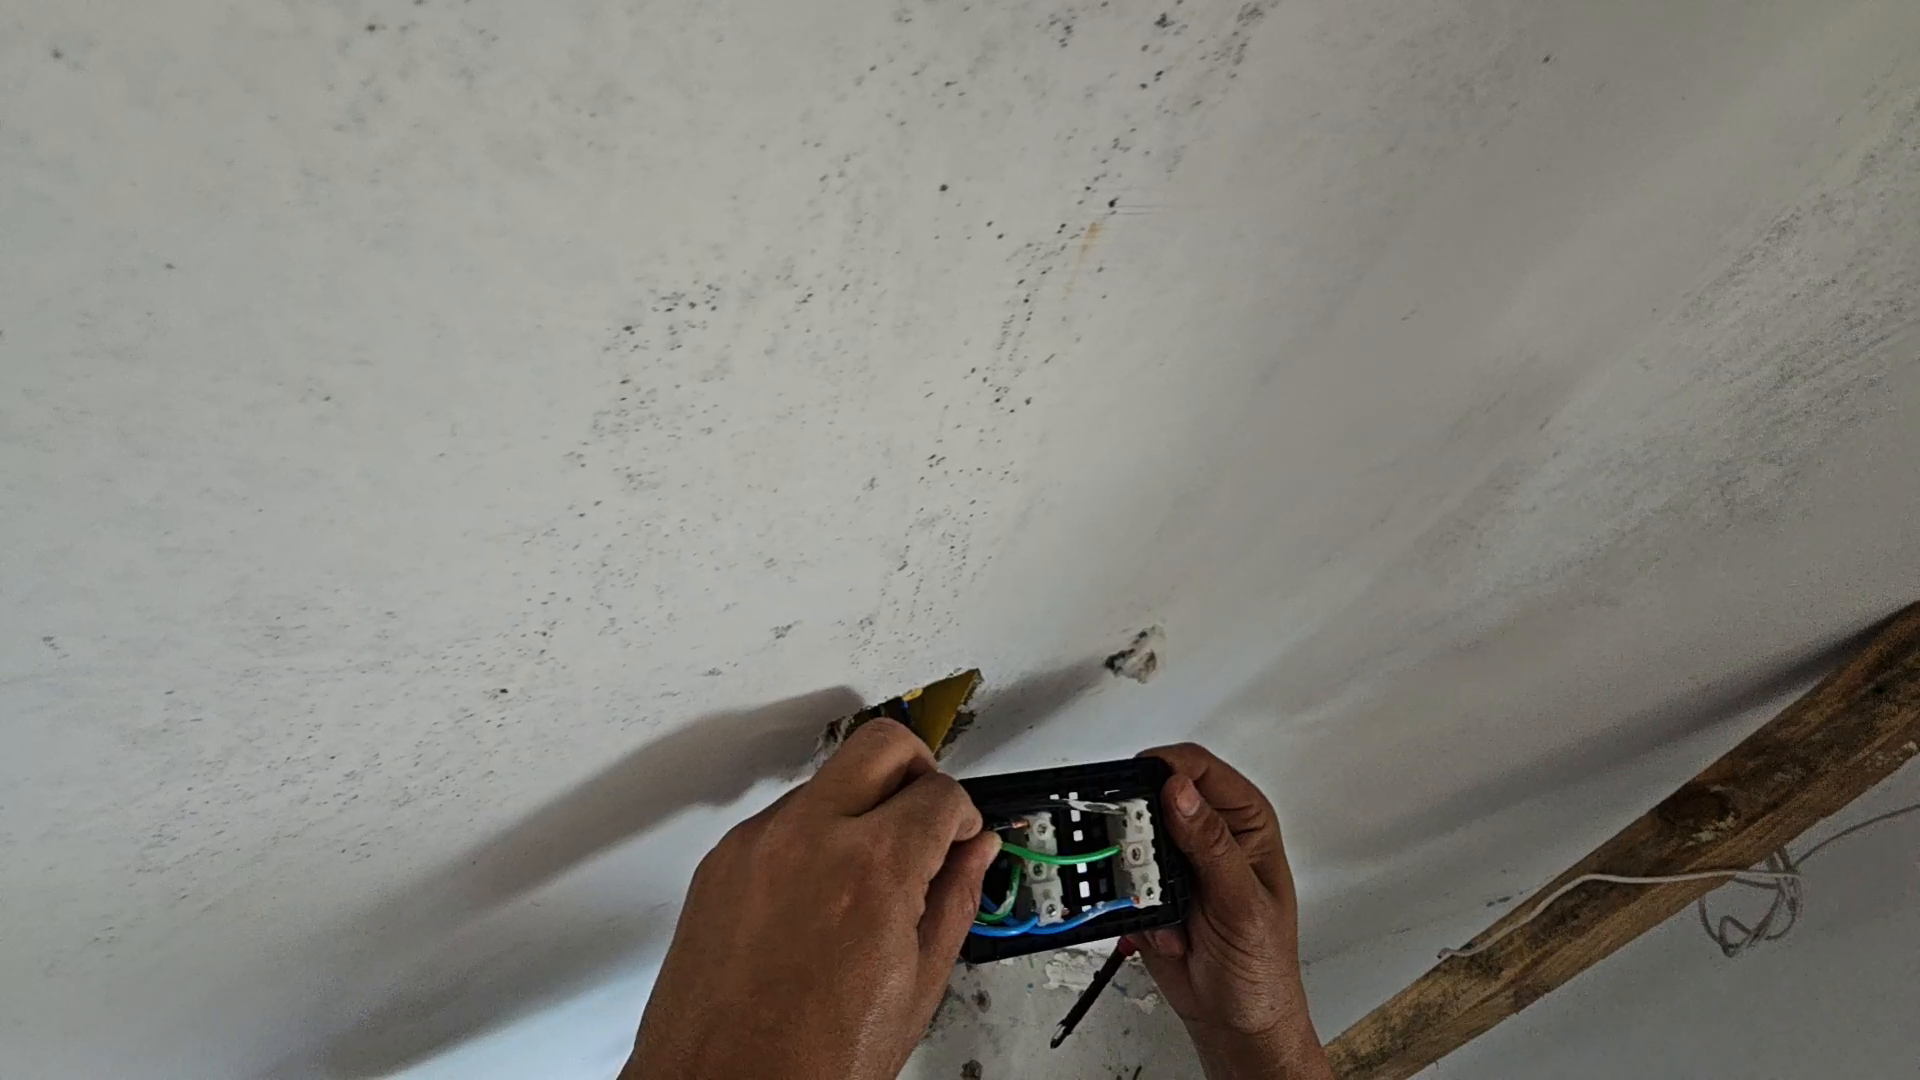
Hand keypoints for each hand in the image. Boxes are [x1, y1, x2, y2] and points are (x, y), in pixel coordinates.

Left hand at [621, 719, 999, 1079]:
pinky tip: (820, 888)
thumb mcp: (916, 988)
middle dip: (919, 767)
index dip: (963, 814)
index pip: (941, 792)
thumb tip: (976, 852)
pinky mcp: (724, 856)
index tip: (959, 834)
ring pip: (833, 774)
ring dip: (863, 801)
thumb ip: (956, 900)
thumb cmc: (813, 1064)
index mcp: (873, 870)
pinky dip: (816, 831)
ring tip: (868, 864)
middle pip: (884, 743)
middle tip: (925, 809)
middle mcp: (812, 836)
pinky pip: (786, 814)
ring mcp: (760, 840)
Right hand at [1129, 744, 1331, 1079]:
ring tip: (1161, 905)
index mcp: (1243, 819)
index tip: (1141, 790)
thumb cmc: (1262, 967)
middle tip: (1147, 863)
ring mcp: (1175, 854)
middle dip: (1143, 828)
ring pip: (1131, 831)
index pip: (1199, 767)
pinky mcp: (1149, 880)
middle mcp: (1207, 828)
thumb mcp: (1242, 903)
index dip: (1167, 768)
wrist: (1235, 1022)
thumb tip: (1181, 791)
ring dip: (1137, 870)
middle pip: (1155, 793)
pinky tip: (1162, 927)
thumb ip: (1211, 844)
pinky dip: (1130, 897)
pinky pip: (1120, 869)